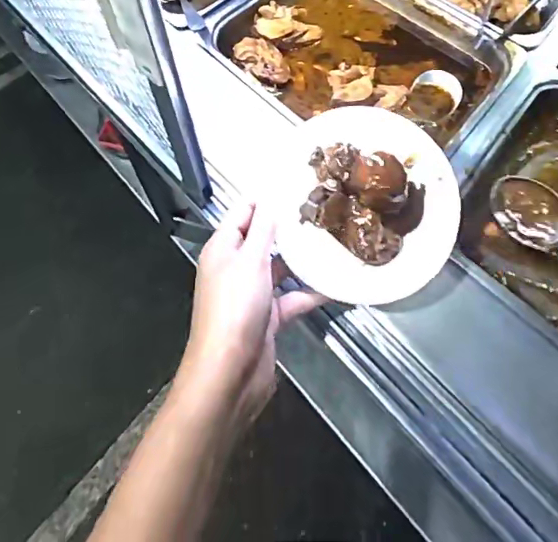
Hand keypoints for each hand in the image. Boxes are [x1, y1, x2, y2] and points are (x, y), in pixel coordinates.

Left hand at [175, 199, 326, 434]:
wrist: (229, 374)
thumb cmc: (235, 309)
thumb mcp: (250, 260)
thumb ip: (263, 229)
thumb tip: (269, 198)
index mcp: (223, 248)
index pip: (244, 212)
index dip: (266, 198)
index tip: (296, 183)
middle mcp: (234, 267)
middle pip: (263, 239)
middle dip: (289, 228)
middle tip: (322, 210)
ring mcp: (251, 294)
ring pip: (280, 268)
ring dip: (302, 260)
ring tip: (332, 241)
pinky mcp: (267, 318)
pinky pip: (291, 298)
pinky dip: (309, 293)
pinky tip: (334, 284)